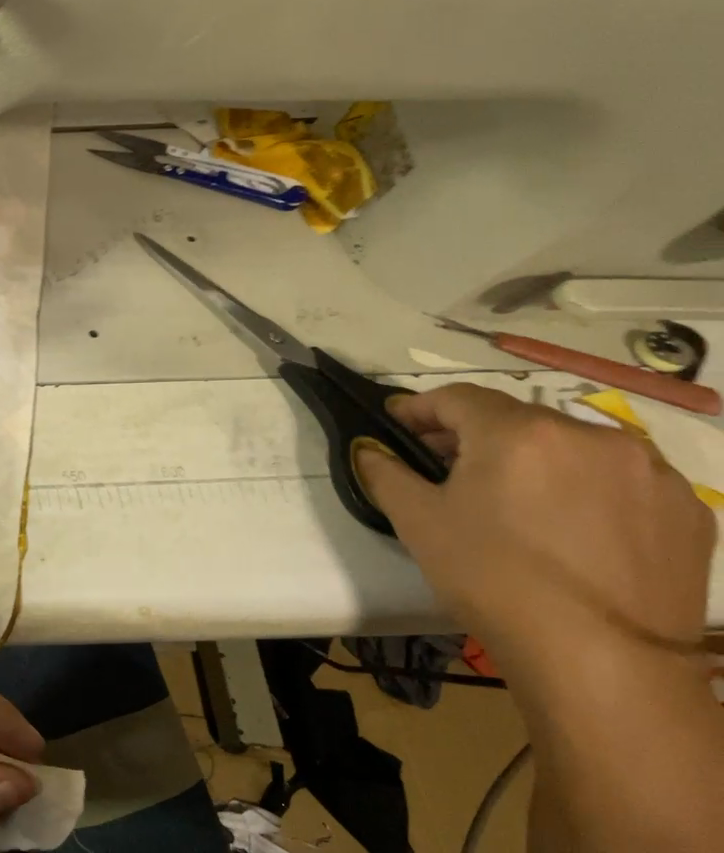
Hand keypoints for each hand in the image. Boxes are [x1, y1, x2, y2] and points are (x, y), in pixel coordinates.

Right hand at [355, 383, 716, 661]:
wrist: (603, 661)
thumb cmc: (492, 579)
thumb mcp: (417, 521)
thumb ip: (384, 472)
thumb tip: (368, 449)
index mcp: (519, 432)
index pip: (458, 398)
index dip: (420, 408)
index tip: (397, 424)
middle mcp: (591, 436)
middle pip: (518, 420)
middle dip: (477, 437)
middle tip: (447, 467)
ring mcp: (652, 473)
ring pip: (575, 448)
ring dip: (538, 460)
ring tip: (515, 499)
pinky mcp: (689, 512)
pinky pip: (624, 481)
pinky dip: (590, 489)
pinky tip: (571, 526)